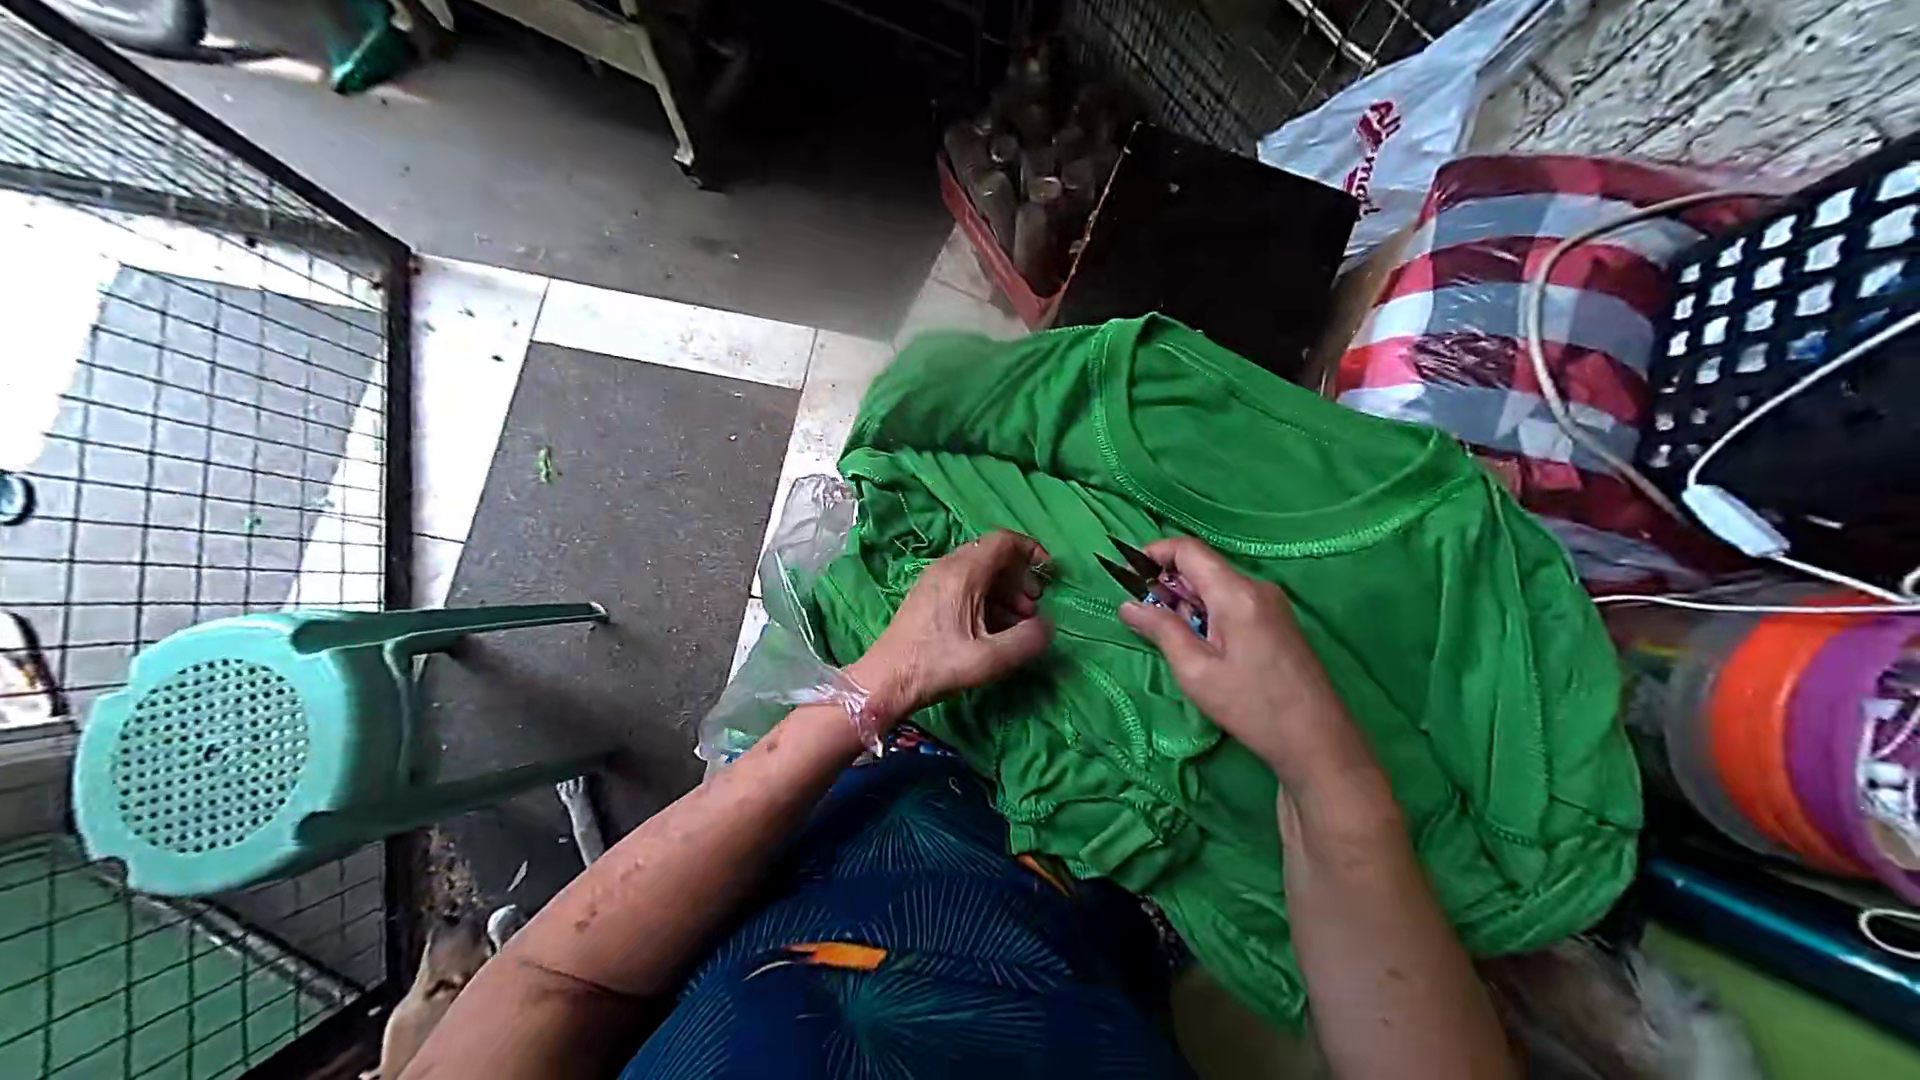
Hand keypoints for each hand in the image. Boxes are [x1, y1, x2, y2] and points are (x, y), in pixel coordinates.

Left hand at [845, 529, 1053, 727]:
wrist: (884, 681)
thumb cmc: (935, 667)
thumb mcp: (990, 659)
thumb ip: (1027, 639)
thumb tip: (1048, 625)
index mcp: (962, 573)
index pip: (1004, 541)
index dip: (1031, 552)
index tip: (1048, 577)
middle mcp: (948, 567)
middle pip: (993, 555)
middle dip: (1020, 577)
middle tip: (1033, 607)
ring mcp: (935, 580)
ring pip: (980, 571)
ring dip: (1005, 590)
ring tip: (1018, 622)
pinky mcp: (929, 596)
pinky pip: (966, 584)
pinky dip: (987, 598)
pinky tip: (993, 628)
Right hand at [1118, 536, 1364, 784]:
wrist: (1318, 741)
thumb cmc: (1251, 706)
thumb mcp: (1195, 671)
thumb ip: (1160, 630)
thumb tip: (1128, 605)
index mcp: (1236, 593)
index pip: (1188, 549)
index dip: (1154, 553)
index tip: (1128, 575)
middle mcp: (1256, 588)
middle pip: (1201, 566)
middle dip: (1167, 583)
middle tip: (1145, 616)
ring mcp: (1271, 603)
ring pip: (1215, 585)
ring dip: (1186, 601)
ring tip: (1173, 637)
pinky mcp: (1276, 620)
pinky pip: (1231, 600)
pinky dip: (1206, 611)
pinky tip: (1201, 644)